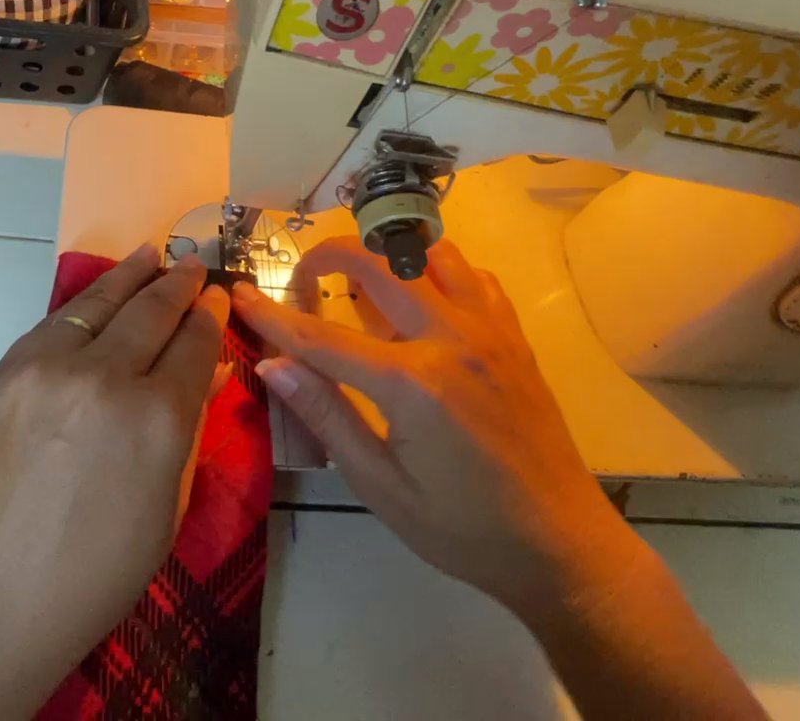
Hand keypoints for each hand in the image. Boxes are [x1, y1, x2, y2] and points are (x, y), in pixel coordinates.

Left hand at [0, 245, 228, 708]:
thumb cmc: (98, 571)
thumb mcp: (167, 505)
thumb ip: (187, 428)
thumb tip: (203, 371)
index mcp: (157, 418)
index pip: (194, 344)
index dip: (209, 316)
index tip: (217, 297)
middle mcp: (104, 377)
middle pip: (151, 311)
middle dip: (178, 284)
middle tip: (194, 265)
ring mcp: (45, 369)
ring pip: (98, 301)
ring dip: (131, 275)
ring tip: (152, 254)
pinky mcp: (3, 373)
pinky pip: (53, 324)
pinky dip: (83, 305)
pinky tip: (97, 296)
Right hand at [233, 236, 641, 618]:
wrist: (560, 546)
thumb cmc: (462, 529)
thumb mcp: (381, 486)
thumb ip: (327, 416)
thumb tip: (273, 364)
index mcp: (413, 384)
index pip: (322, 337)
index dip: (272, 315)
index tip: (239, 294)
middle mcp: (452, 339)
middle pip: (376, 265)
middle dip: (327, 258)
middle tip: (302, 279)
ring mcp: (489, 330)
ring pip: (430, 254)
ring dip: (386, 255)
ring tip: (360, 284)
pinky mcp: (513, 336)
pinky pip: (472, 275)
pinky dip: (436, 271)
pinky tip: (421, 301)